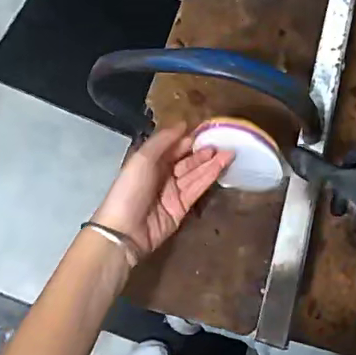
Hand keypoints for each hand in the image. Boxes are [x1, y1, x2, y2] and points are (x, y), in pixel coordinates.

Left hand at [91, 125, 233, 260]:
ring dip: (212, 162)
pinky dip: (210, 177)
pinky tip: (222, 166)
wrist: (125, 230)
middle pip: (187, 160)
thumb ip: (163, 140)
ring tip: (230, 152)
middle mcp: (163, 175)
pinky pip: (198, 188)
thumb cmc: (130, 189)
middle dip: (204, 151)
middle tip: (223, 141)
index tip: (207, 129)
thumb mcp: (142, 159)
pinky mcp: (183, 206)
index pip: (174, 147)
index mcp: (150, 162)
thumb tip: (183, 124)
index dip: (189, 139)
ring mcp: (173, 192)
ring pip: (196, 173)